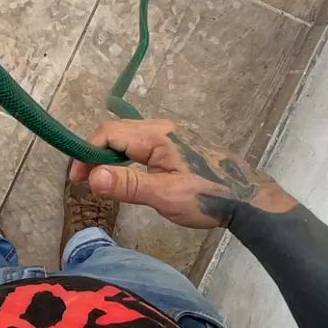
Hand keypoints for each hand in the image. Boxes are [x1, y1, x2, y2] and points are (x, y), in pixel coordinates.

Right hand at [67, 120, 296, 229]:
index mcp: (156, 136)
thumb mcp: (165, 195)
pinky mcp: (179, 146)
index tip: (78, 180)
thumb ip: (128, 184)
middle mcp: (162, 128)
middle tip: (86, 182)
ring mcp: (172, 135)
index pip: (108, 133)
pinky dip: (127, 157)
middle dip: (95, 154)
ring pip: (130, 138)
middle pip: (117, 131)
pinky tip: (130, 177)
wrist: (250, 199)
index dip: (87, 154)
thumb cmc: (209, 197)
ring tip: (104, 181)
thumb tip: (92, 176)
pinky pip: (143, 144)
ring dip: (111, 156)